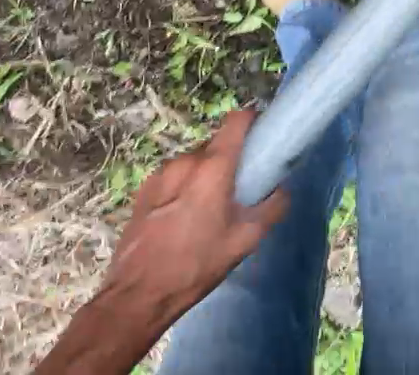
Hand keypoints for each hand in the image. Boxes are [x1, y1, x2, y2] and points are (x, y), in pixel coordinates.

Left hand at [36, 111, 285, 374]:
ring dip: (205, 174)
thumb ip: (272, 207)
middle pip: (216, 144)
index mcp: (213, 166)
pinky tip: (182, 218)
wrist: (137, 297)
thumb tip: (281, 189)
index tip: (262, 138)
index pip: (236, 120)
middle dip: (230, 159)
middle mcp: (185, 161)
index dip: (252, 121)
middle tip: (238, 187)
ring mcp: (160, 174)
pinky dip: (184, 186)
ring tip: (208, 208)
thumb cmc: (196, 265)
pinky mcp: (143, 190)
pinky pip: (174, 177)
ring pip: (194, 162)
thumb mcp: (245, 240)